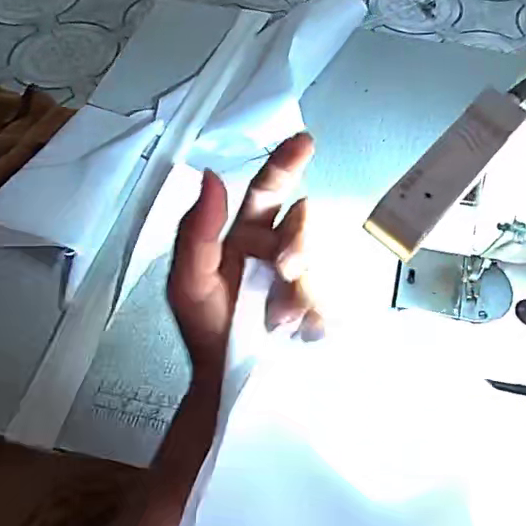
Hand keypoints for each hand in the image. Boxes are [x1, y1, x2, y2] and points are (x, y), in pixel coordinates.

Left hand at [166, 133, 323, 374]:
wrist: (230, 382)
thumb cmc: (207, 330)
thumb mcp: (188, 282)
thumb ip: (196, 231)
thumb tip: (210, 177)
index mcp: (245, 236)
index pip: (268, 191)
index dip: (285, 163)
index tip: (304, 143)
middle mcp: (278, 250)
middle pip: (304, 221)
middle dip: (299, 241)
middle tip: (287, 270)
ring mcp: (303, 278)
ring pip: (322, 259)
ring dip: (303, 288)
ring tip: (281, 320)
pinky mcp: (324, 305)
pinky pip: (338, 295)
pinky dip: (319, 313)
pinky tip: (301, 330)